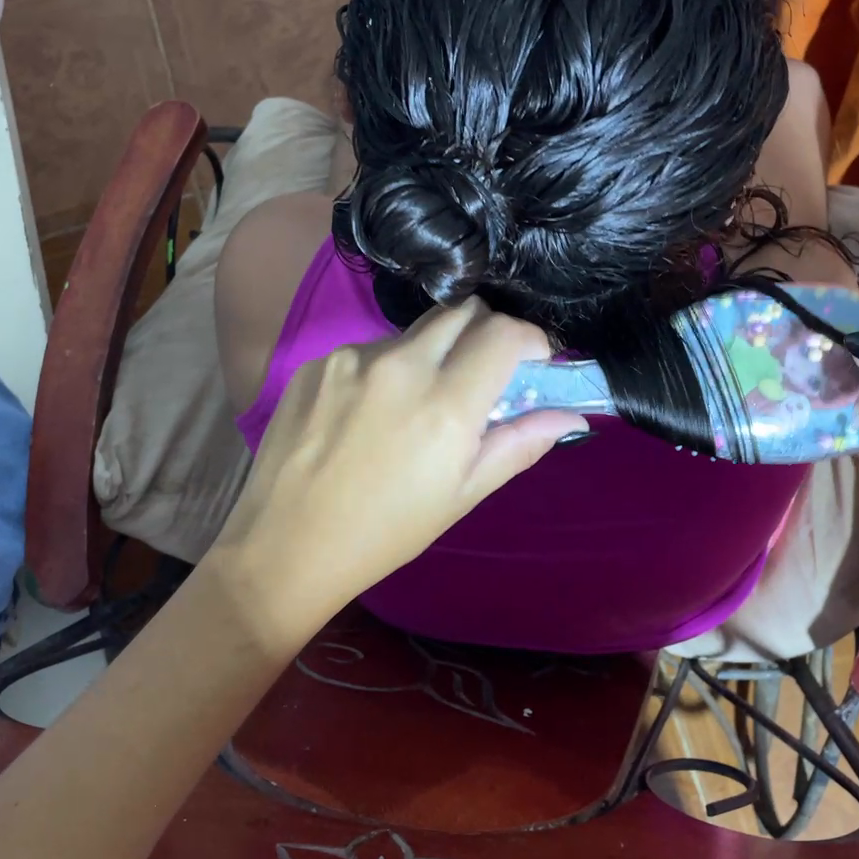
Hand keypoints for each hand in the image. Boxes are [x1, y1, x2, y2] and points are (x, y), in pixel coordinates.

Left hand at [205, 299, 586, 623]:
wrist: (287, 547)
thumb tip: (571, 415)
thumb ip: (519, 444)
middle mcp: (399, 366)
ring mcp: (350, 359)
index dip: (531, 340)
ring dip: (432, 354)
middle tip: (482, 376)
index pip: (505, 333)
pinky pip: (368, 350)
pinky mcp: (316, 364)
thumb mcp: (462, 496)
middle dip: (485, 333)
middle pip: (462, 312)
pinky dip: (385, 370)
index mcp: (444, 404)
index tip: (533, 363)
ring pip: (413, 332)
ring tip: (414, 408)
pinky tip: (366, 416)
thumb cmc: (386, 533)